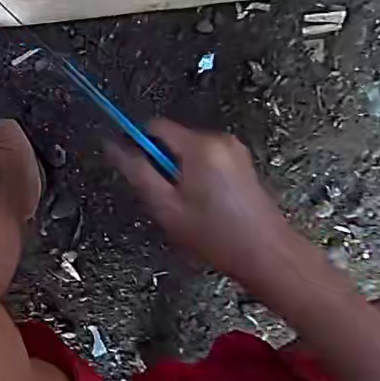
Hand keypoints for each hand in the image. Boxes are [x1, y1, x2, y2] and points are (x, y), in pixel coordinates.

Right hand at [108, 120, 312, 284]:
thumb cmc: (220, 236)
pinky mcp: (241, 164)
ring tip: (189, 208)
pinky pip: (207, 162)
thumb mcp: (165, 206)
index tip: (133, 167)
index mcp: (200, 146)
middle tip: (167, 200)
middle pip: (172, 141)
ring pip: (189, 154)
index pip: (154, 127)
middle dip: (162, 166)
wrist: (265, 253)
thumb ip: (136, 172)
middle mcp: (220, 140)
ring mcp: (234, 151)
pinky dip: (198, 180)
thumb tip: (114, 147)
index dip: (138, 146)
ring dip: (180, 175)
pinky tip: (205, 208)